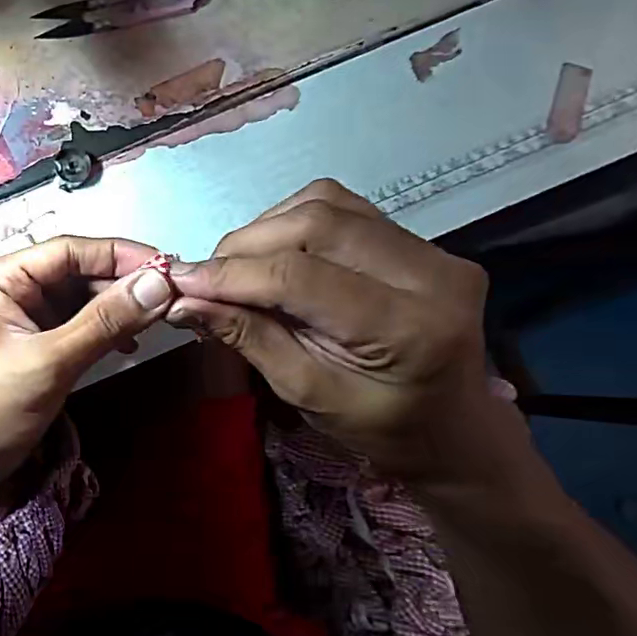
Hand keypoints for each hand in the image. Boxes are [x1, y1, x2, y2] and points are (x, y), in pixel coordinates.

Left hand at [0, 236, 176, 501]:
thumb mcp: (51, 362)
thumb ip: (106, 320)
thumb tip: (160, 283)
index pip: (68, 250)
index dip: (119, 254)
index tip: (168, 265)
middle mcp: (9, 287)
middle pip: (77, 271)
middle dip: (123, 283)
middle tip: (171, 295)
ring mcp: (22, 315)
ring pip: (81, 297)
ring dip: (118, 307)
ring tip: (158, 318)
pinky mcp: (34, 340)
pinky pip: (77, 322)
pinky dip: (104, 329)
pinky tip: (130, 341)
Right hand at [165, 179, 507, 481]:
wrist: (455, 429)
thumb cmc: (383, 431)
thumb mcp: (308, 395)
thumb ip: (250, 339)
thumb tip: (184, 300)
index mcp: (406, 329)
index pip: (301, 278)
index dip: (233, 274)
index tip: (181, 282)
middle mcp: (430, 273)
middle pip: (315, 223)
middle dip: (246, 245)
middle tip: (207, 277)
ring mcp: (433, 249)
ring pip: (326, 204)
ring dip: (267, 228)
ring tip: (238, 267)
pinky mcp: (423, 240)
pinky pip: (344, 208)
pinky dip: (295, 223)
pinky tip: (276, 254)